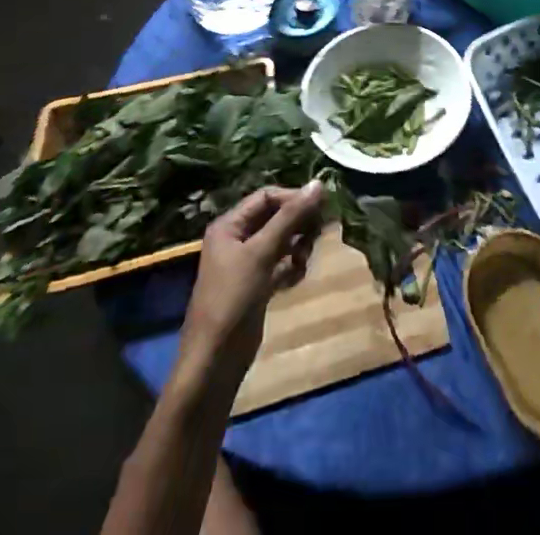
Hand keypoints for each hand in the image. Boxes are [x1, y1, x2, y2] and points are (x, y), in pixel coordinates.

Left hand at [176, 182, 326, 390]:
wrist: (216, 355)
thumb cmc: (234, 296)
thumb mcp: (261, 252)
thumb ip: (290, 218)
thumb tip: (318, 184)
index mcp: (229, 225)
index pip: (266, 197)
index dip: (294, 198)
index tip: (323, 207)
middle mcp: (237, 239)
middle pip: (275, 218)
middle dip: (298, 225)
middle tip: (318, 236)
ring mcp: (247, 263)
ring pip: (282, 242)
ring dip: (297, 248)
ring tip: (303, 262)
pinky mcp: (258, 285)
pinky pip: (282, 265)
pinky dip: (292, 268)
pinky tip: (296, 279)